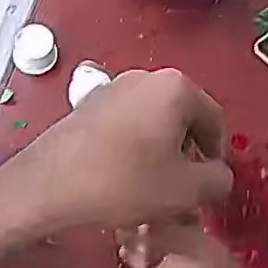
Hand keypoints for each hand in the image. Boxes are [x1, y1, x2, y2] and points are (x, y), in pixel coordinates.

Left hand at [0, 68, 233, 234]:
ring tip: (151, 189)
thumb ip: (218, 180)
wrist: (49, 185)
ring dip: (160, 154)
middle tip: (182, 190)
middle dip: (187, 155)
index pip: (215, 120)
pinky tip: (123, 180)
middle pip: (183, 119)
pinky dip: (133, 150)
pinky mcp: (89, 105)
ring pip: (153, 124)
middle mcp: (145, 77)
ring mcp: (113, 88)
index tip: (209, 185)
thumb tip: (218, 176)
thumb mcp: (186, 190)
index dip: (217, 156)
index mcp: (175, 87)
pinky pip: (126, 126)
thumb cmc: (124, 181)